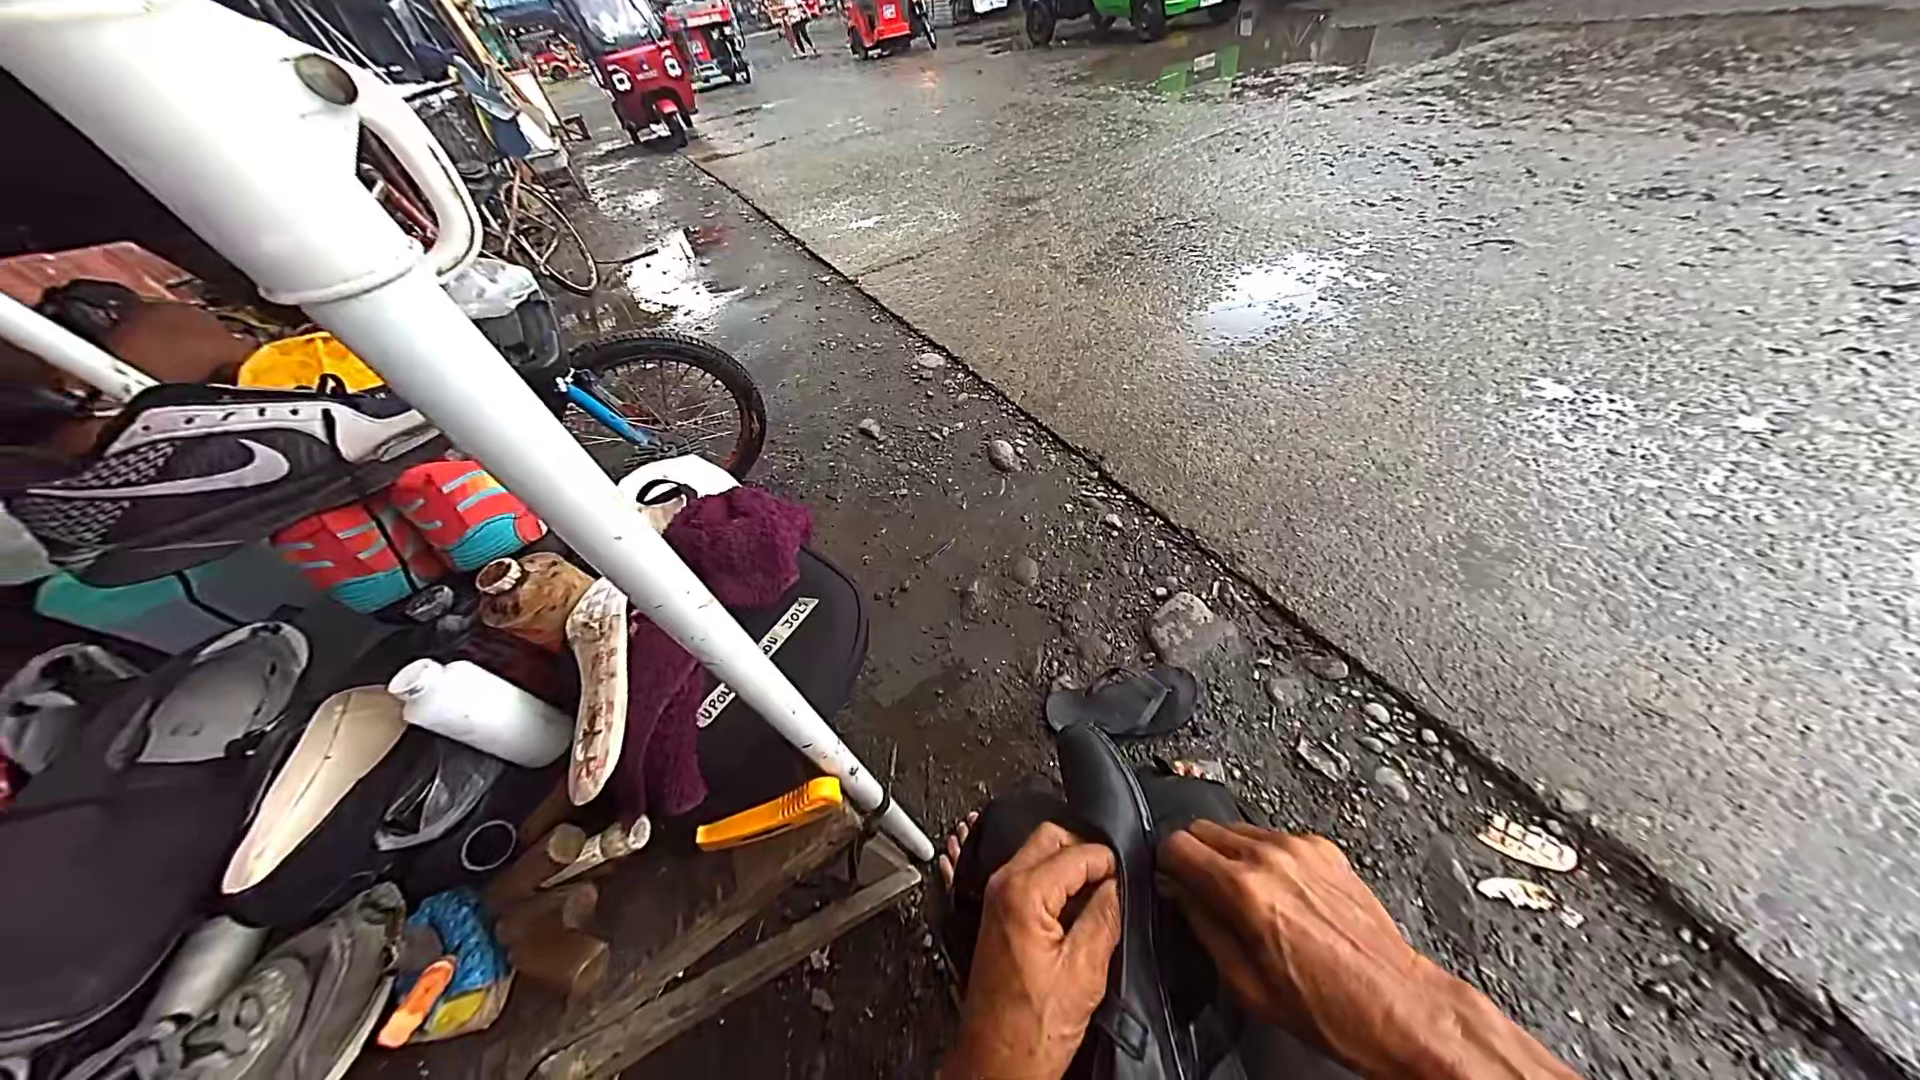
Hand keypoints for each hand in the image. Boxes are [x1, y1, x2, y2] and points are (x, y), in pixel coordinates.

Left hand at [941, 823, 1120, 1079]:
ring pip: (1039, 851)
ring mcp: (996, 895)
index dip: (1107, 861)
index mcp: (1023, 893)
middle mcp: (1003, 884)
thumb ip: (1104, 917)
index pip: (1075, 851)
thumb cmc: (1029, 1029)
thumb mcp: (1084, 972)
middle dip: (1085, 849)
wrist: (995, 1061)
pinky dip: (1055, 878)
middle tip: (1113, 877)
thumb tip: (1120, 884)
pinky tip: (1076, 906)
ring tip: (1099, 893)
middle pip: (1051, 836)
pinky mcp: (998, 909)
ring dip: (1070, 862)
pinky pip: (1030, 873)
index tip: (1127, 875)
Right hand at [1159, 822, 1423, 1047]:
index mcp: (1244, 891)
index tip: (1171, 878)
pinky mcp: (1321, 847)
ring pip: (1233, 827)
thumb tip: (1177, 894)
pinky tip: (1279, 890)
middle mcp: (1269, 858)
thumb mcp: (1247, 985)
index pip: (1176, 844)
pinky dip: (1264, 855)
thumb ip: (1201, 926)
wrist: (1402, 1007)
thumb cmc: (1335, 1009)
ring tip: (1246, 894)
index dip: (1167, 864)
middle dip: (1194, 855)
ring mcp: (1298, 848)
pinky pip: (1271, 836)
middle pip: (1200, 827)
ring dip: (1228, 853)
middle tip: (1203, 888)